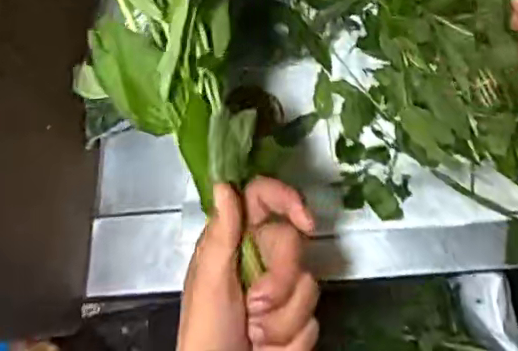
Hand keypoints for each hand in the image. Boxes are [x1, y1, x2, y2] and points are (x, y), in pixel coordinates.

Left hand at [178, 178, 318, 350]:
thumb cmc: (205, 333)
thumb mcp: (209, 281)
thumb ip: (222, 232)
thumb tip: (223, 183)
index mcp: (232, 238)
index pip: (262, 198)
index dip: (286, 198)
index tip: (305, 220)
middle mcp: (258, 257)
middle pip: (292, 242)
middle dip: (280, 281)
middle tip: (255, 308)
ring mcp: (279, 291)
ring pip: (308, 285)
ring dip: (282, 320)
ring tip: (255, 337)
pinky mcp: (294, 322)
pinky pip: (312, 321)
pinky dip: (291, 342)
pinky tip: (268, 350)